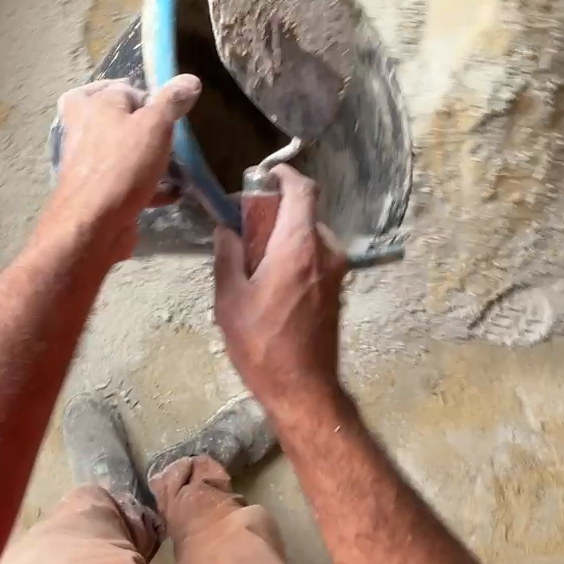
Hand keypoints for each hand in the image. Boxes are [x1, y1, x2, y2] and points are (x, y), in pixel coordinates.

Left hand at [44, 76, 200, 261]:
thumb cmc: (122, 165)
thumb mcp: (154, 125)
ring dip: (152, 158)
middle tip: (173, 135)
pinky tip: (174, 192)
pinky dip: (150, 184)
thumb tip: (190, 80)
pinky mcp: (99, 191)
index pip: (124, 89)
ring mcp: (90, 163)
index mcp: (88, 104)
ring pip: (125, 152)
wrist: (94, 225)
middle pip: (122, 121)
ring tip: (179, 164)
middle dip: (150, 128)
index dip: (151, 99)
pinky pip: (129, 181)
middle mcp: (83, 129)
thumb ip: (171, 101)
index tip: (173, 113)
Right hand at [213, 165, 349, 410]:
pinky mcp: (336, 291)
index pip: (303, 191)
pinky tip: (270, 283)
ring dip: (284, 237)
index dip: (286, 175)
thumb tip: (226, 230)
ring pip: (309, 237)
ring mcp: (336, 273)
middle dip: (275, 213)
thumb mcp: (230, 298)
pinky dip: (294, 256)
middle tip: (244, 229)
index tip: (265, 175)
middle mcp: (325, 253)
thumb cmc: (261, 343)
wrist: (302, 388)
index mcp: (299, 246)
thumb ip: (228, 255)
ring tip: (254, 263)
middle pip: (304, 214)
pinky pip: (315, 258)